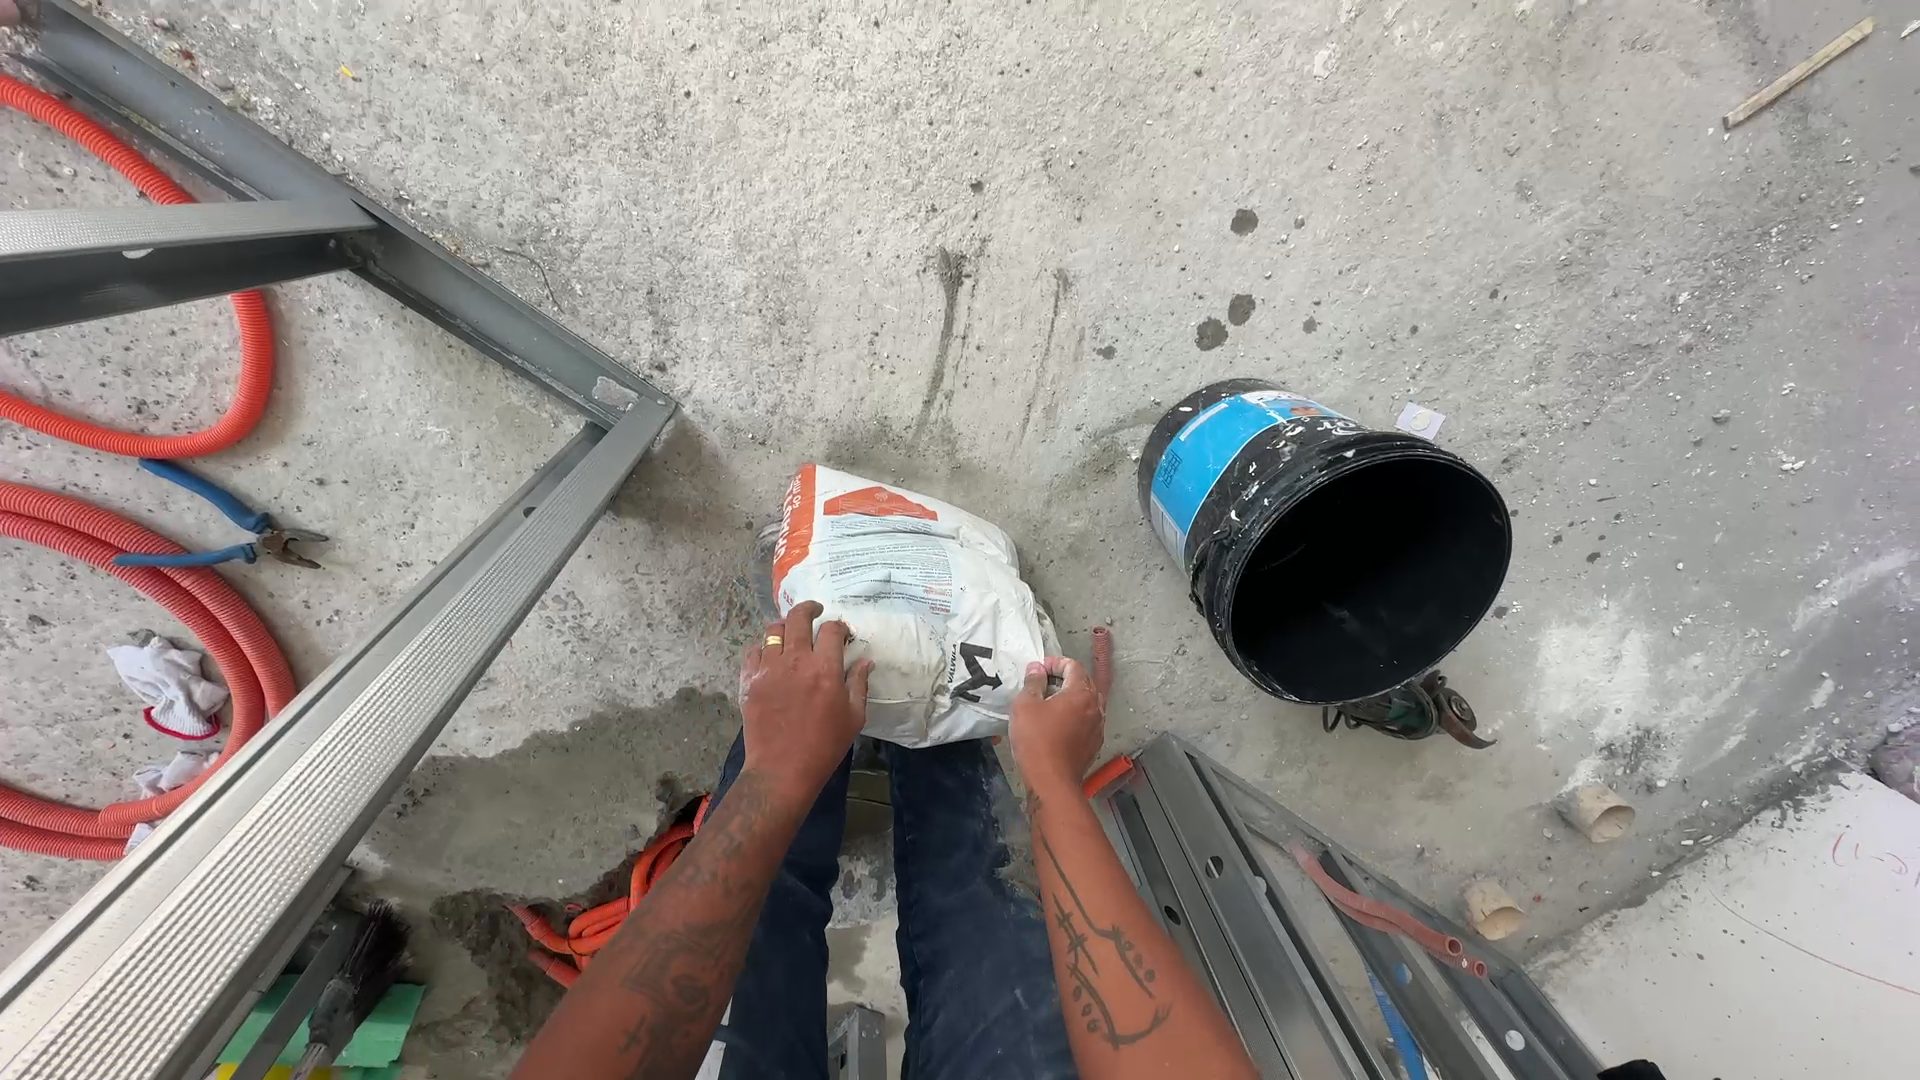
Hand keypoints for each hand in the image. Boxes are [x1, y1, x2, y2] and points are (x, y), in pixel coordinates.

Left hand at [738, 600, 873, 803]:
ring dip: (785, 626)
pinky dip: (763, 647)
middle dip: (810, 608)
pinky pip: (753, 652)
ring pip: (773, 631)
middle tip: (815, 610)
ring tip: (792, 632)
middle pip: (799, 618)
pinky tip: (771, 655)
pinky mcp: (749, 682)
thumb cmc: (824, 746)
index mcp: (825, 669)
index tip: (842, 633)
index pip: (831, 630)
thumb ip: (859, 683)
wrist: (782, 771)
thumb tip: (866, 661)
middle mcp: (796, 661)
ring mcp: (768, 670)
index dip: (839, 626)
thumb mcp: (854, 716)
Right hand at [1010, 656, 1104, 796]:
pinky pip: (1088, 720)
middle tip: (1044, 682)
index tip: (1039, 669)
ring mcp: (1098, 727)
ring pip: (1088, 702)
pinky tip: (1061, 723)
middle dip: (1065, 677)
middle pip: (1084, 682)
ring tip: (1051, 702)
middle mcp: (1095, 707)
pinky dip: (1076, 714)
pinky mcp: (1094, 744)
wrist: (1051, 781)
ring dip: (1072, 697)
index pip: (1073, 666)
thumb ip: (1033, 682)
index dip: (1055, 662)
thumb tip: (1037, 668)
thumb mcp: (1025, 705)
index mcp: (1080, 693)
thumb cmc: (1036, 740)